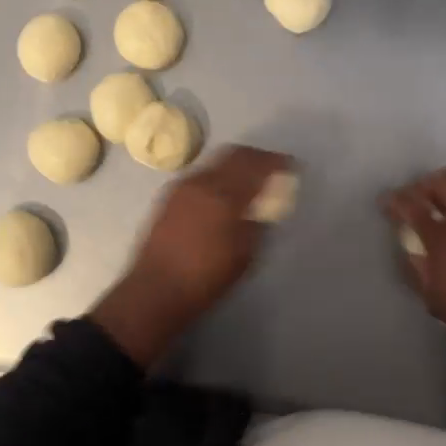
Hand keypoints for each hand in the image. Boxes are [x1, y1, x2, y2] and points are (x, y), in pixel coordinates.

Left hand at [91, 145, 292, 366]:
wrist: (155, 291)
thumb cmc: (206, 279)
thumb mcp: (245, 254)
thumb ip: (258, 222)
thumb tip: (264, 206)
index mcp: (225, 195)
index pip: (256, 163)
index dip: (276, 161)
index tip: (290, 165)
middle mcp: (202, 182)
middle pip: (234, 154)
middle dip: (256, 158)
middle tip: (271, 168)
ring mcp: (181, 187)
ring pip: (215, 163)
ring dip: (235, 166)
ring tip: (247, 182)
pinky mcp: (167, 197)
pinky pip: (199, 176)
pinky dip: (216, 177)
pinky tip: (221, 195)